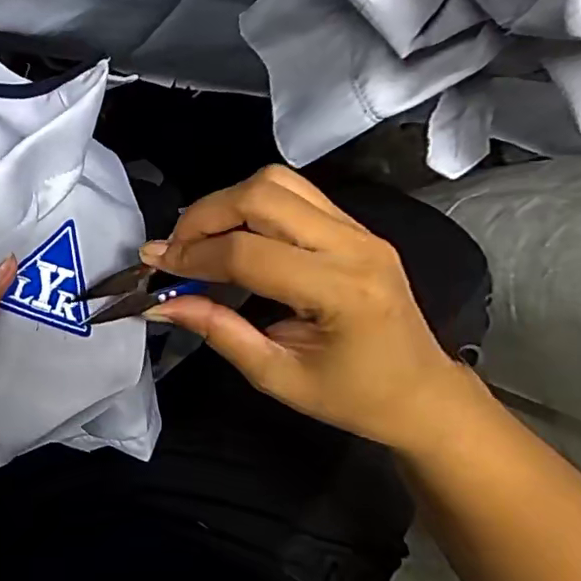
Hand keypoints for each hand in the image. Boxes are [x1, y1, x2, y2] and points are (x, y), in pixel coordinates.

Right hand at [139, 166, 475, 451]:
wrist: (426, 396)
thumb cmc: (355, 398)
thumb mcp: (278, 376)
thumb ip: (218, 331)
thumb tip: (161, 303)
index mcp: (342, 292)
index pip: (249, 253)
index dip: (193, 256)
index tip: (155, 265)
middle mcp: (354, 247)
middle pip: (261, 196)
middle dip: (204, 216)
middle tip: (176, 249)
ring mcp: (358, 230)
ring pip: (275, 182)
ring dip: (226, 203)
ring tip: (201, 238)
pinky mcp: (353, 225)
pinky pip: (291, 192)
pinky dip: (248, 203)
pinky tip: (233, 234)